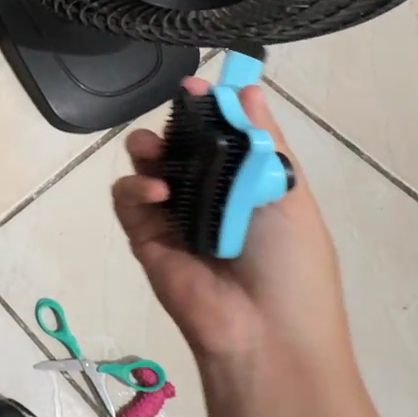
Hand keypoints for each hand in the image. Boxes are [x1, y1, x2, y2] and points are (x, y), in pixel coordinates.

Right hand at [112, 79, 351, 365]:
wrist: (264, 330)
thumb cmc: (291, 264)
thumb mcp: (288, 197)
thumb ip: (261, 142)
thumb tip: (246, 87)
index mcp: (245, 185)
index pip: (220, 137)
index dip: (208, 110)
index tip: (196, 85)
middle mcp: (206, 195)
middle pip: (177, 144)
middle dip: (172, 126)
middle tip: (173, 116)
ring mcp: (171, 214)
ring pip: (144, 164)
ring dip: (148, 150)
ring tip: (154, 153)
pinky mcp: (142, 232)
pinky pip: (126, 196)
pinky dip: (135, 187)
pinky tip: (155, 194)